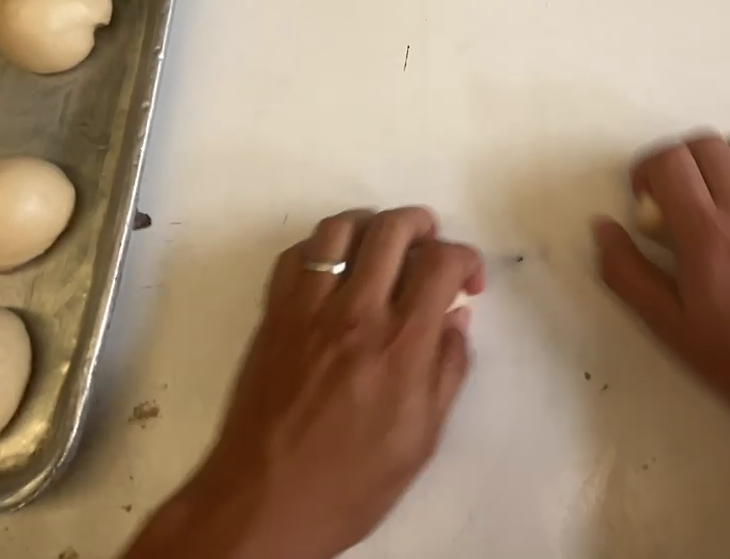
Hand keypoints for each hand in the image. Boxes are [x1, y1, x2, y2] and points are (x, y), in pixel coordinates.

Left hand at [128, 207, 483, 558]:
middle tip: (430, 245)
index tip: (467, 282)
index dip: (466, 258)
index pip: (441, 262)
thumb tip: (457, 317)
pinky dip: (321, 247)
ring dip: (371, 224)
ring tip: (383, 246)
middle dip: (423, 223)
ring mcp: (309, 309)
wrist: (261, 507)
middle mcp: (357, 312)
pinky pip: (295, 255)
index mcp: (401, 345)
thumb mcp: (421, 439)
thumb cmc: (350, 482)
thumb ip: (447, 370)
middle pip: (393, 228)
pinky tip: (335, 269)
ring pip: (340, 229)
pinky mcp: (274, 315)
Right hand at [593, 132, 729, 437]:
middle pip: (703, 143)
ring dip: (720, 156)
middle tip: (673, 196)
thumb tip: (601, 225)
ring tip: (713, 189)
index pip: (670, 160)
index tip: (645, 198)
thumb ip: (625, 271)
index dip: (647, 168)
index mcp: (705, 232)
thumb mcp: (665, 322)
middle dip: (678, 160)